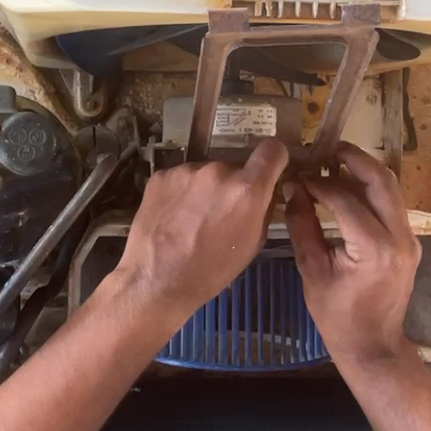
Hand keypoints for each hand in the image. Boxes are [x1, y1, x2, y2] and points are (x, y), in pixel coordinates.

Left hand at [114, 139, 289, 325]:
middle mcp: (217, 171)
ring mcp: (186, 170)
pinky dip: (181, 192)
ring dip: (205, 188)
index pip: (272, 150)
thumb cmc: (211, 270)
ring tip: (192, 218)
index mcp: (246, 189)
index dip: (273, 158)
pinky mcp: (161, 175)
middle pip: (234, 166)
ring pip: (206, 173)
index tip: (269, 168)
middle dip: (232, 185)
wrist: (156, 280)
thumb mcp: (253, 244)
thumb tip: (267, 190)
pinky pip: (181, 178)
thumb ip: (263, 208)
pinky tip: (173, 216)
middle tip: (220, 212)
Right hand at [286, 142, 422, 369]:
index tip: (297, 175)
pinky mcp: (408, 241)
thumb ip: (302, 225)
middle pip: (381, 180)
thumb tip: (293, 189)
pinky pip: (390, 204)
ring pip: (391, 188)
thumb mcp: (312, 270)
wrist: (373, 345)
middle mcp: (399, 237)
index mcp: (373, 248)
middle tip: (326, 148)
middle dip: (354, 158)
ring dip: (363, 171)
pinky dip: (369, 189)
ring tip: (333, 162)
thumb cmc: (337, 315)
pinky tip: (345, 188)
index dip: (318, 182)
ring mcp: (409, 238)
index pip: (344, 198)